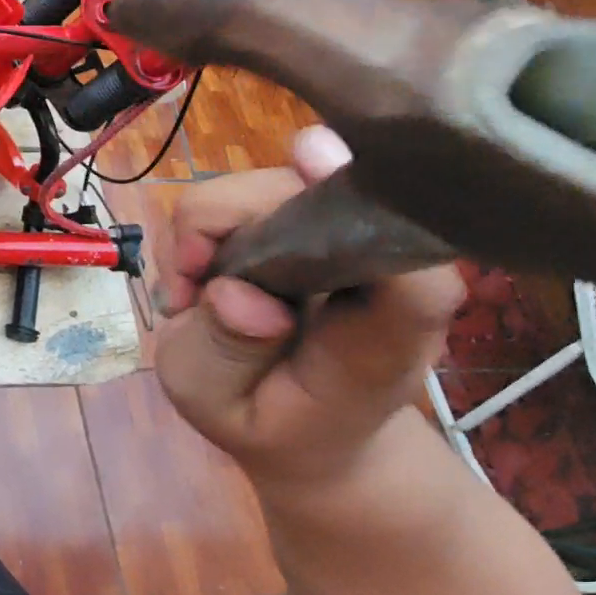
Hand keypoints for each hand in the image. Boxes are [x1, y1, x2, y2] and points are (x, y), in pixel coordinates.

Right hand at [154, 125, 464, 490]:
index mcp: (378, 340)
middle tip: (186, 288)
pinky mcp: (314, 222)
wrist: (314, 432)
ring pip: (265, 187)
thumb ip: (225, 352)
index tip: (310, 162)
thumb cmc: (270, 422)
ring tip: (191, 291)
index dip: (373, 212)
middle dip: (219, 223)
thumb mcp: (218, 404)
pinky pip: (250, 193)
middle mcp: (377, 275)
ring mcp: (345, 240)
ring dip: (204, 228)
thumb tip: (235, 290)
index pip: (409, 275)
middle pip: (301, 197)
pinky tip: (201, 268)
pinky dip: (205, 224)